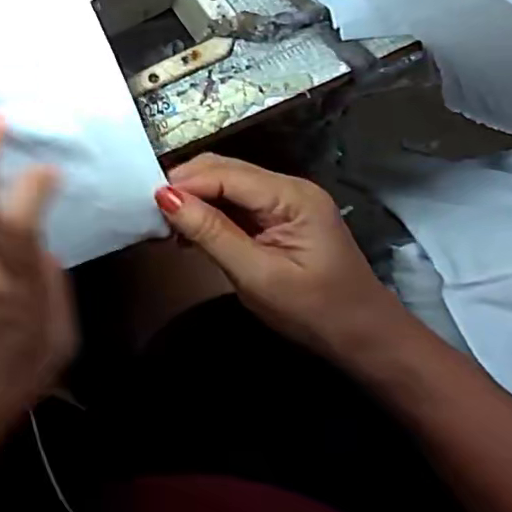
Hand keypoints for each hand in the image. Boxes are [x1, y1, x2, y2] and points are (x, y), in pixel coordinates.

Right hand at [155, 153, 408, 357]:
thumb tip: (164, 197)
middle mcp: (287, 186)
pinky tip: (188, 230)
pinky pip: (233, 200)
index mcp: (291, 196)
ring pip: (224, 182)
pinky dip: (206, 211)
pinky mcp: (276, 215)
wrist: (366, 341)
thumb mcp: (257, 276)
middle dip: (184, 186)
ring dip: (192, 198)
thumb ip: (210, 233)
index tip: (145, 203)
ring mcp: (283, 199)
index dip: (183, 183)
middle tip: (150, 213)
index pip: (224, 174)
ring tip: (165, 224)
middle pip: (223, 170)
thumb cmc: (315, 313)